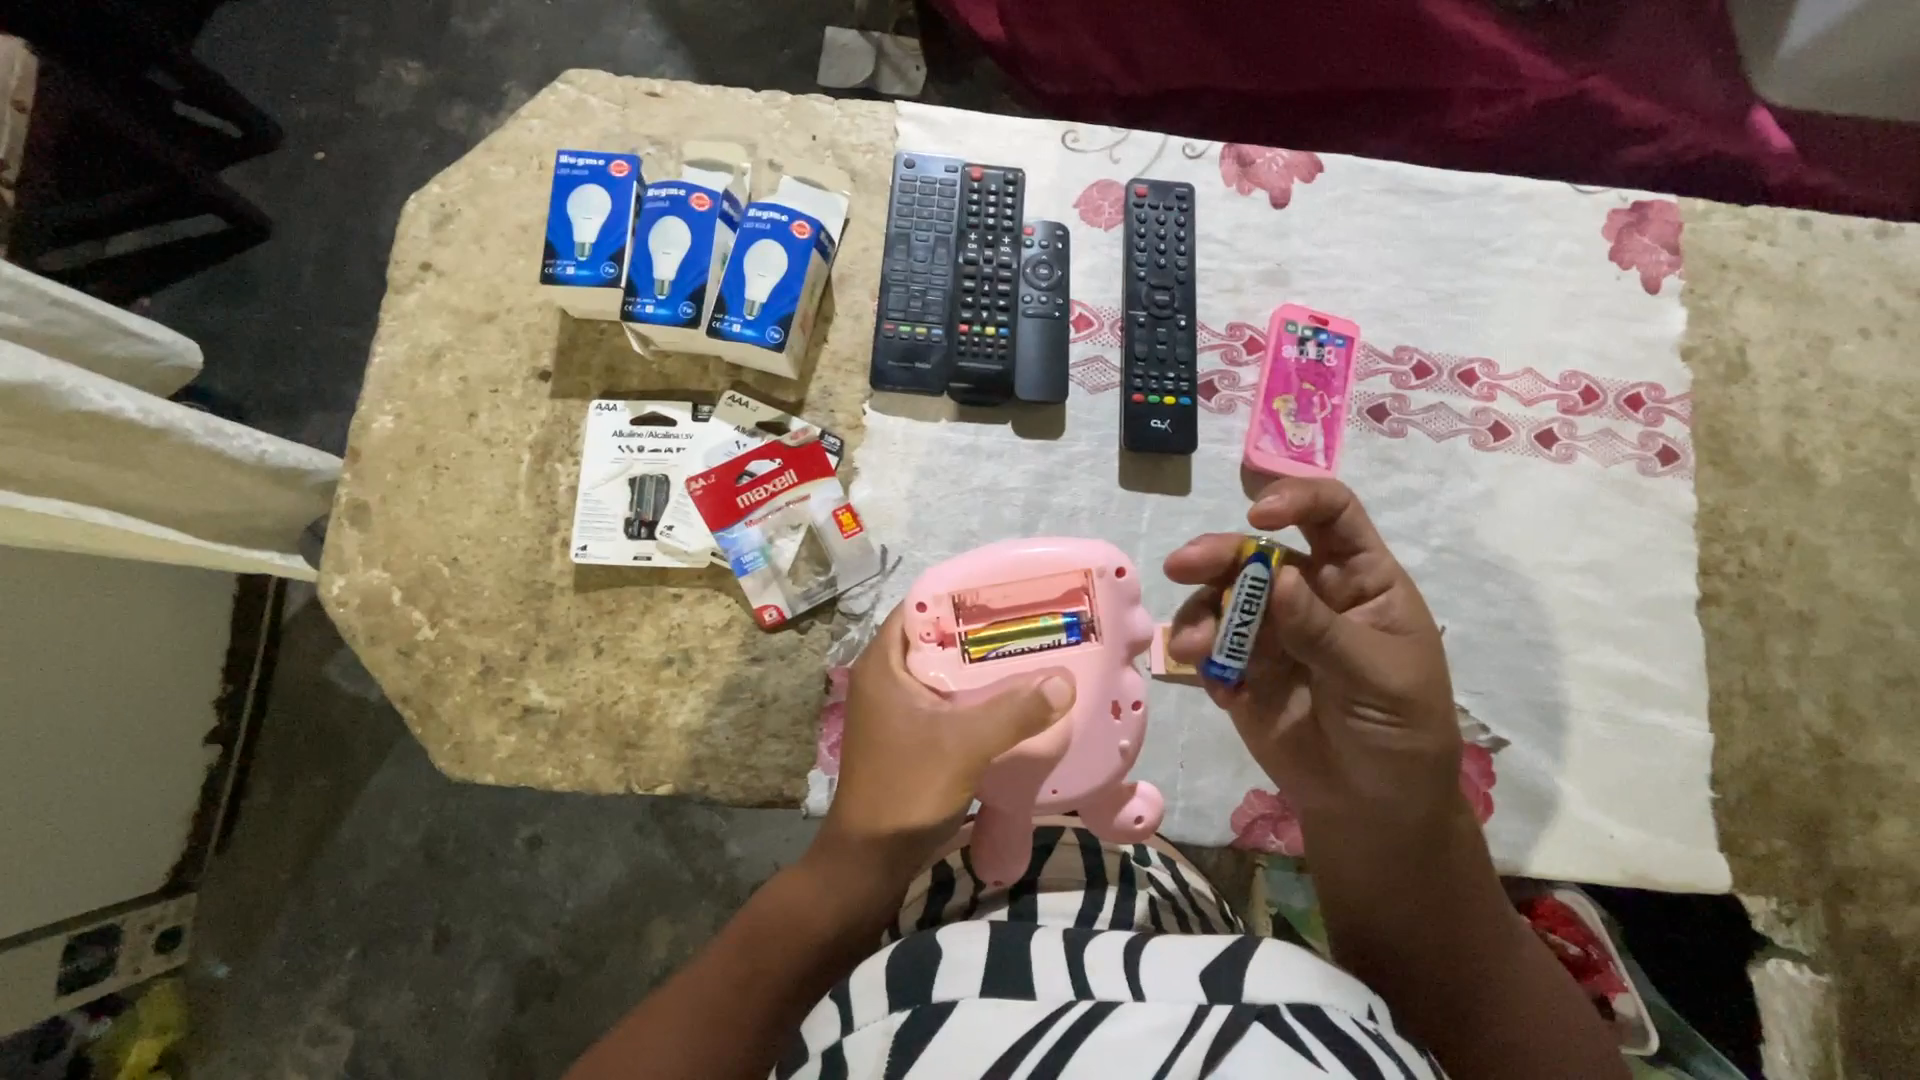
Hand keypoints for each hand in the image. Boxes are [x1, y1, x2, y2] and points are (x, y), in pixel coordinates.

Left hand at [816, 604, 1075, 883]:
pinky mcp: (910, 734)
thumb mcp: (964, 746)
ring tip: (1033, 657)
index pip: (921, 606)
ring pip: (946, 673)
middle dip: (984, 634)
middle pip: (938, 639)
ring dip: (984, 669)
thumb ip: (1013, 711)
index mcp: (883, 663)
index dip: (964, 596)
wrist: (872, 859)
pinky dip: (978, 698)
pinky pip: (949, 701)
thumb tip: (1064, 680)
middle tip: (1033, 626)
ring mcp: (896, 708)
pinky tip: (1016, 702)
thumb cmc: (907, 790)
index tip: (1011, 595)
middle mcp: (886, 677)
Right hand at [1164, 476, 1461, 825]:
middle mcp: (1308, 593)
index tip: (1258, 516)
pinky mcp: (1239, 668)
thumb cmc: (1400, 730)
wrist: (1372, 808)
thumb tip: (1274, 575)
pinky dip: (1200, 657)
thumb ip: (1322, 629)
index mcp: (1359, 580)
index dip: (1296, 500)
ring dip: (1199, 613)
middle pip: (1256, 551)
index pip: (1331, 514)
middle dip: (1217, 553)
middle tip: (1181, 566)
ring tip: (1194, 648)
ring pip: (1221, 596)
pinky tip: (1216, 687)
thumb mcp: (1378, 677)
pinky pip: (1208, 646)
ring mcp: (1270, 630)